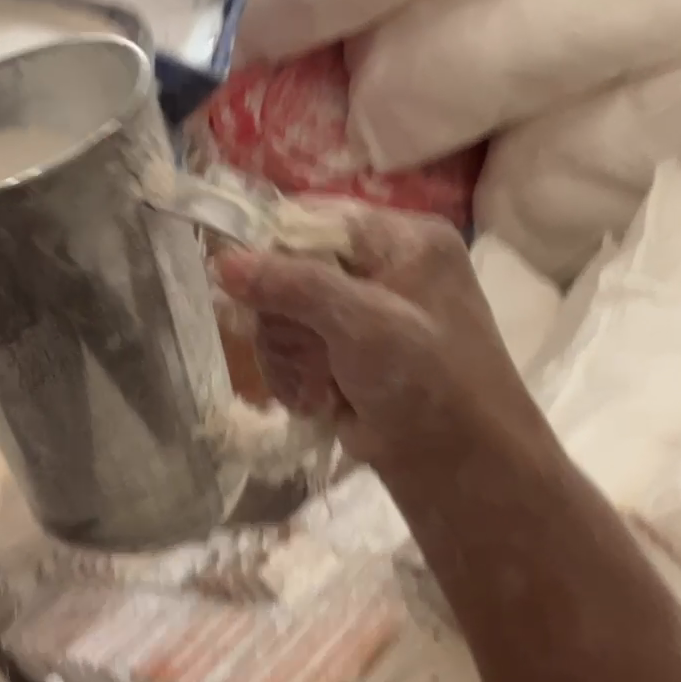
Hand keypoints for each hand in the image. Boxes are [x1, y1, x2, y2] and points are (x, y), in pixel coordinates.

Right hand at [212, 198, 549, 477]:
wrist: (458, 463)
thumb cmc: (428, 383)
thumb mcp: (364, 325)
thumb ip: (293, 286)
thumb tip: (222, 260)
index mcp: (403, 241)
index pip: (309, 219)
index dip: (267, 249)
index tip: (243, 286)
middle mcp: (379, 267)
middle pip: (281, 272)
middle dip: (281, 320)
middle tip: (308, 351)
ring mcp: (356, 310)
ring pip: (275, 315)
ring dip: (284, 355)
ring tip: (318, 384)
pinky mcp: (338, 347)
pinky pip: (283, 346)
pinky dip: (289, 373)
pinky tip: (315, 395)